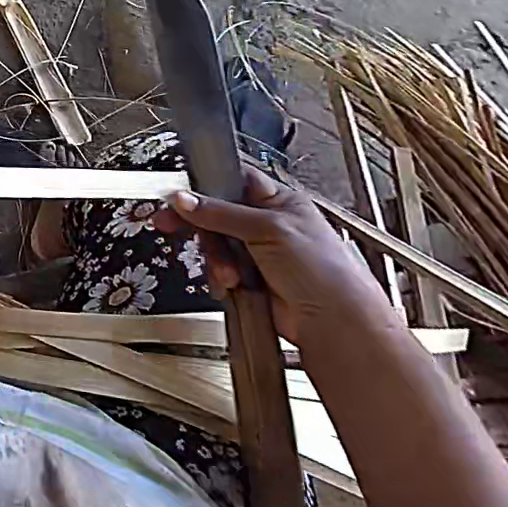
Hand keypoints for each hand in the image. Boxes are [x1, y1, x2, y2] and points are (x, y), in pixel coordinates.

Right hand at [155, 166, 398, 342]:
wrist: (335, 325)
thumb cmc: (324, 271)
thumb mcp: (267, 228)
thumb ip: (221, 213)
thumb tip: (185, 198)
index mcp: (279, 201)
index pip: (233, 181)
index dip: (206, 186)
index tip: (178, 195)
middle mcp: (268, 225)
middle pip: (217, 215)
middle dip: (201, 226)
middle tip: (172, 224)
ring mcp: (259, 254)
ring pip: (216, 245)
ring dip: (215, 258)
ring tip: (229, 273)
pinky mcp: (251, 281)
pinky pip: (219, 270)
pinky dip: (220, 277)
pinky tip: (232, 284)